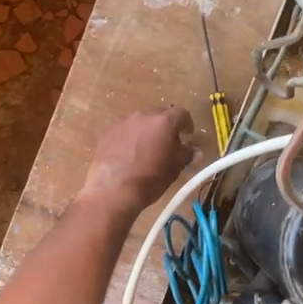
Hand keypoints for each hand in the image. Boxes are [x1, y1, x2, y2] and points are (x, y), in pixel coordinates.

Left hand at [79, 107, 194, 214]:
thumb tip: (195, 149)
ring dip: (147, 130)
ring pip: (141, 121)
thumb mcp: (175, 168)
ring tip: (147, 147)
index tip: (188, 135)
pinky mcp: (107, 132)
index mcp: (163, 121)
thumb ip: (187, 154)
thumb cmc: (150, 179)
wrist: (113, 190)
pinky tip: (129, 153)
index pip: (181, 113)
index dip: (187, 123)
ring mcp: (123, 122)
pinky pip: (125, 130)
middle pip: (159, 114)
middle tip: (168, 142)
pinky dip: (130, 137)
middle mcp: (143, 116)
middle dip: (166, 125)